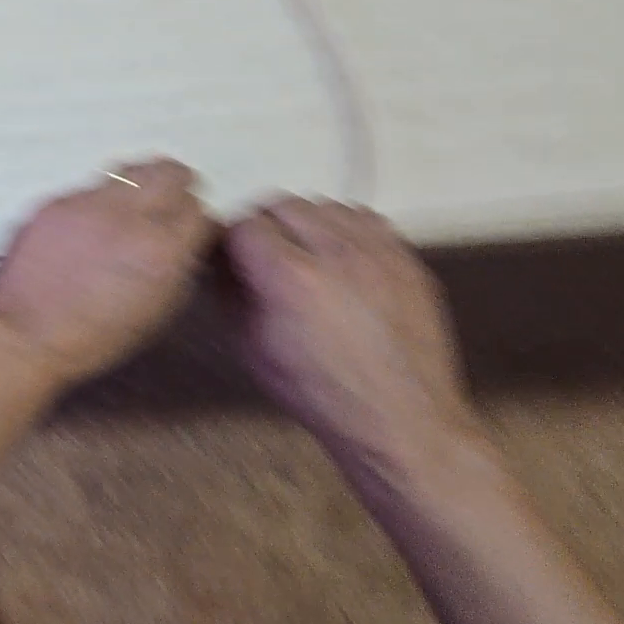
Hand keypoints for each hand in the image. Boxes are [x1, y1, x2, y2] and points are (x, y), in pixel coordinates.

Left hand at [0, 157, 215, 385]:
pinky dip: (94, 202)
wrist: (25, 332)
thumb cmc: (91, 335)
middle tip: (169, 200)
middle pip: (167, 172)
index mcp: (160, 248)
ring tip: (130, 208)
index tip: (188, 228)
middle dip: (175, 184)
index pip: (198, 209)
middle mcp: (125, 217)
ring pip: (125, 172)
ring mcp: (84, 205)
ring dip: (136, 185)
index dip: (195, 219)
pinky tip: (88, 227)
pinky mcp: (51, 203)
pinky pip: (85, 189)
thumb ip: (177, 265)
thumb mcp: (156, 309)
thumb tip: (185, 242)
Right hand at [226, 197, 477, 467]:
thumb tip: (215, 257)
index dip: (228, 241)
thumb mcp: (247, 342)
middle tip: (261, 257)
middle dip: (262, 226)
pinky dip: (344, 228)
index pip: (243, 224)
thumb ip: (228, 289)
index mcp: (288, 276)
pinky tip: (340, 257)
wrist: (399, 419)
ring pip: (324, 205)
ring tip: (303, 255)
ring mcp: (379, 254)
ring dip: (303, 223)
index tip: (227, 261)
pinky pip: (367, 218)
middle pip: (281, 205)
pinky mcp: (409, 261)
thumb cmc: (311, 388)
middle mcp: (335, 254)